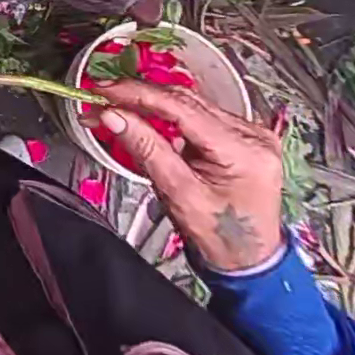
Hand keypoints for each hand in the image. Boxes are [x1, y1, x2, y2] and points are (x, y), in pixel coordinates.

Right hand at [84, 80, 284, 270]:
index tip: (105, 92)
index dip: (138, 95)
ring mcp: (248, 131)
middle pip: (185, 100)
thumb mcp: (179, 196)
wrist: (251, 261)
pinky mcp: (239, 134)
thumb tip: (115, 117)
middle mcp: (251, 133)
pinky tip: (145, 115)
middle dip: (139, 96)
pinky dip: (167, 113)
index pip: (181, 107)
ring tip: (117, 106)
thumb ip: (147, 150)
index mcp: (242, 150)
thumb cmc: (221, 239)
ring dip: (150, 103)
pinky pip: (198, 113)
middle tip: (103, 97)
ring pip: (189, 103)